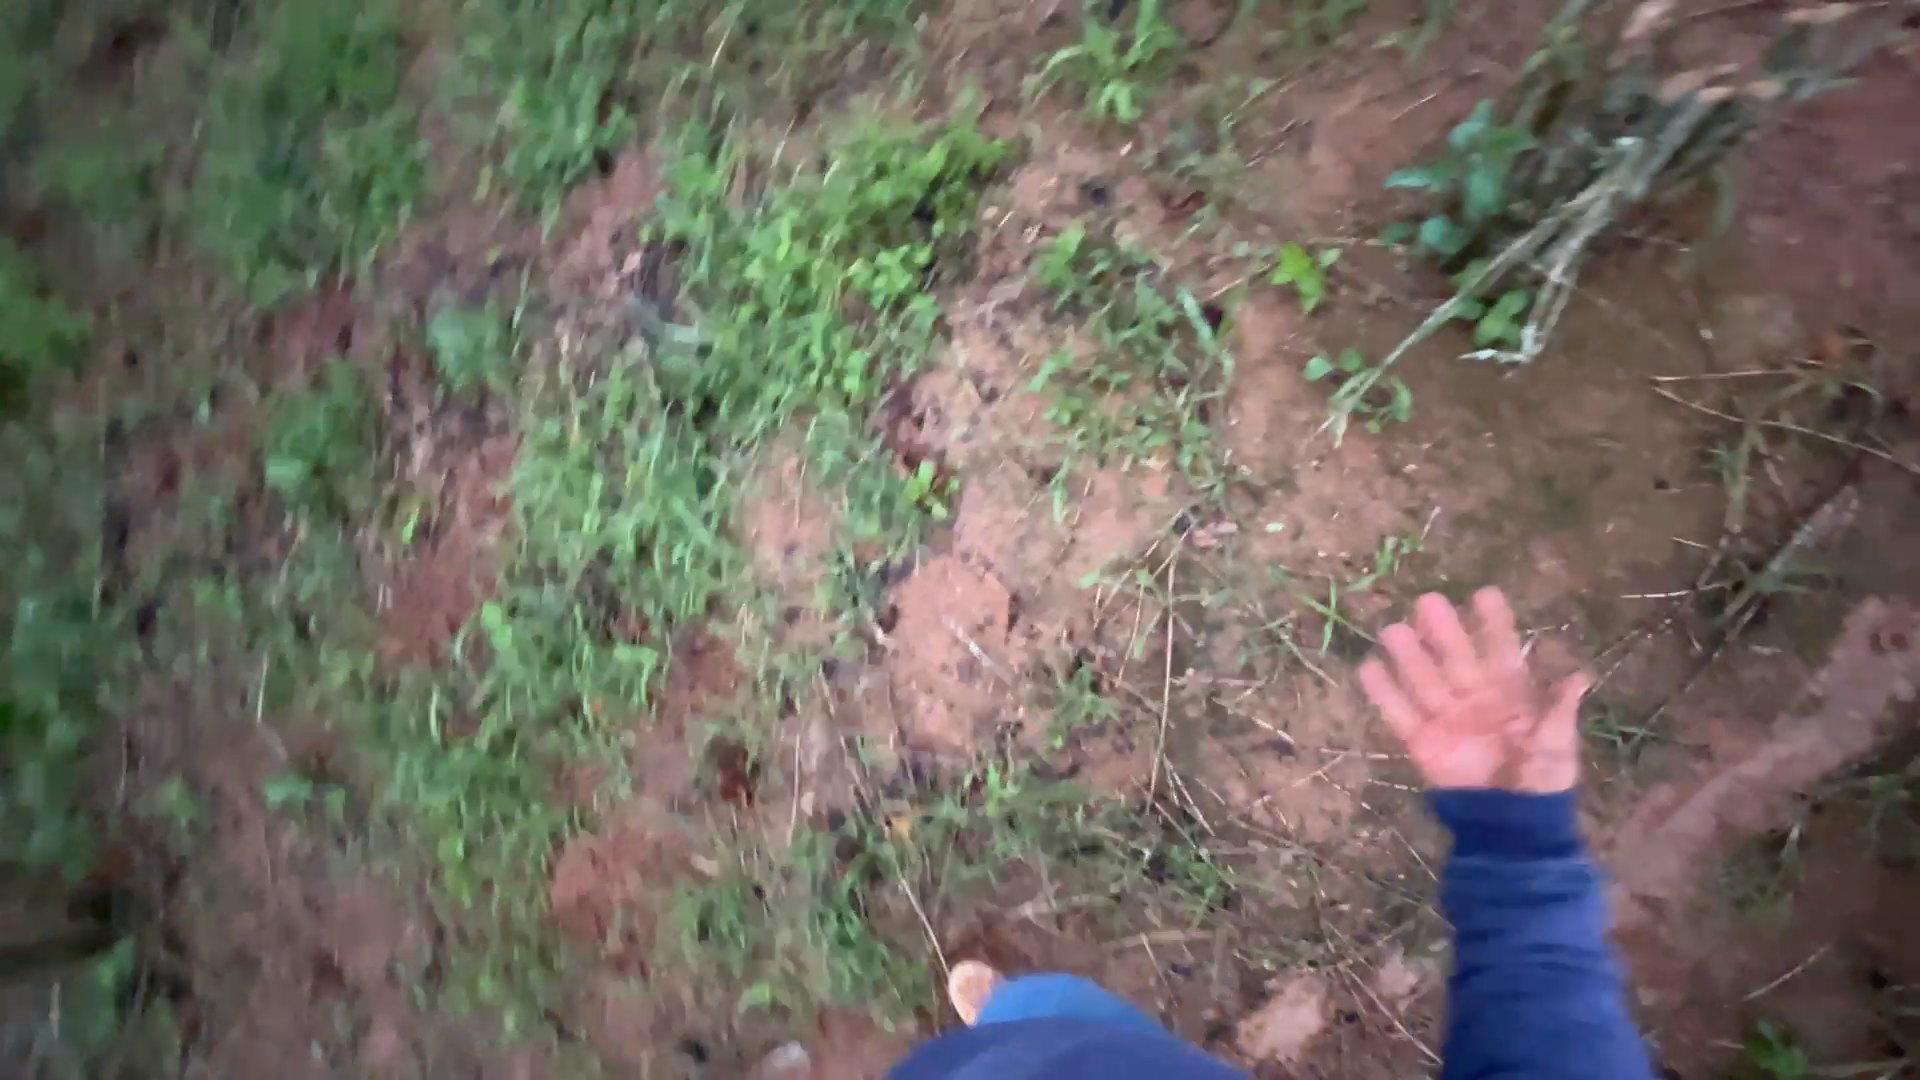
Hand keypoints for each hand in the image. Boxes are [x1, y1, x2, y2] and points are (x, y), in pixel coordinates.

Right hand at [1357, 589, 1586, 793]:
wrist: (1509, 826)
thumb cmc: (1540, 781)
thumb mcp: (1555, 746)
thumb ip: (1557, 712)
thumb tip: (1579, 675)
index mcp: (1510, 694)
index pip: (1500, 651)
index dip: (1493, 624)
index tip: (1483, 594)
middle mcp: (1472, 696)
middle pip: (1454, 657)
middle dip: (1442, 630)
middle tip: (1427, 602)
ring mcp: (1443, 715)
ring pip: (1422, 677)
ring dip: (1408, 654)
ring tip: (1392, 630)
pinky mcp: (1419, 737)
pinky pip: (1397, 710)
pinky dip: (1382, 691)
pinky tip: (1368, 667)